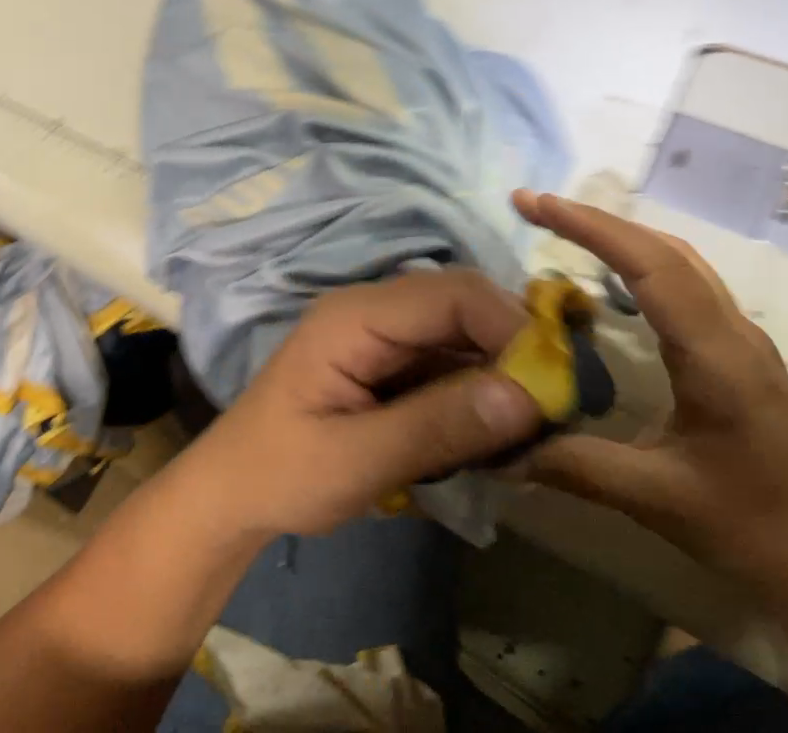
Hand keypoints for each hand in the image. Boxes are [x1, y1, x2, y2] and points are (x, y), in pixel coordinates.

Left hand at [174, 270, 544, 538]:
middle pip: (464, 310)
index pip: (452, 293)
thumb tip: (528, 396)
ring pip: (463, 342)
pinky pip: (448, 371)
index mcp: (354, 318)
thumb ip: (438, 425)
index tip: (555, 390)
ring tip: (529, 440)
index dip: (513, 328)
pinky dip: (478, 402)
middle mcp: (371, 316)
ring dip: (501, 384)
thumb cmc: (280, 473)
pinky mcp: (388, 373)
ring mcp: (380, 343)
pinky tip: (496, 444)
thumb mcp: (357, 458)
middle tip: (552, 419)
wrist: (232, 495)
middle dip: (515, 356)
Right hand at [510, 190, 787, 600]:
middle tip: (532, 206)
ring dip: (619, 236)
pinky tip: (605, 280)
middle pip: (666, 251)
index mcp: (717, 358)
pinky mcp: (735, 356)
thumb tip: (492, 446)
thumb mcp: (650, 497)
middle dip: (596, 219)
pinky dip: (636, 263)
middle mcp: (734, 335)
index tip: (533, 205)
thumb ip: (568, 464)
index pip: (651, 268)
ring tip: (559, 228)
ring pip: (679, 263)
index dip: (590, 228)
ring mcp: (740, 343)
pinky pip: (684, 286)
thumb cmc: (749, 526)